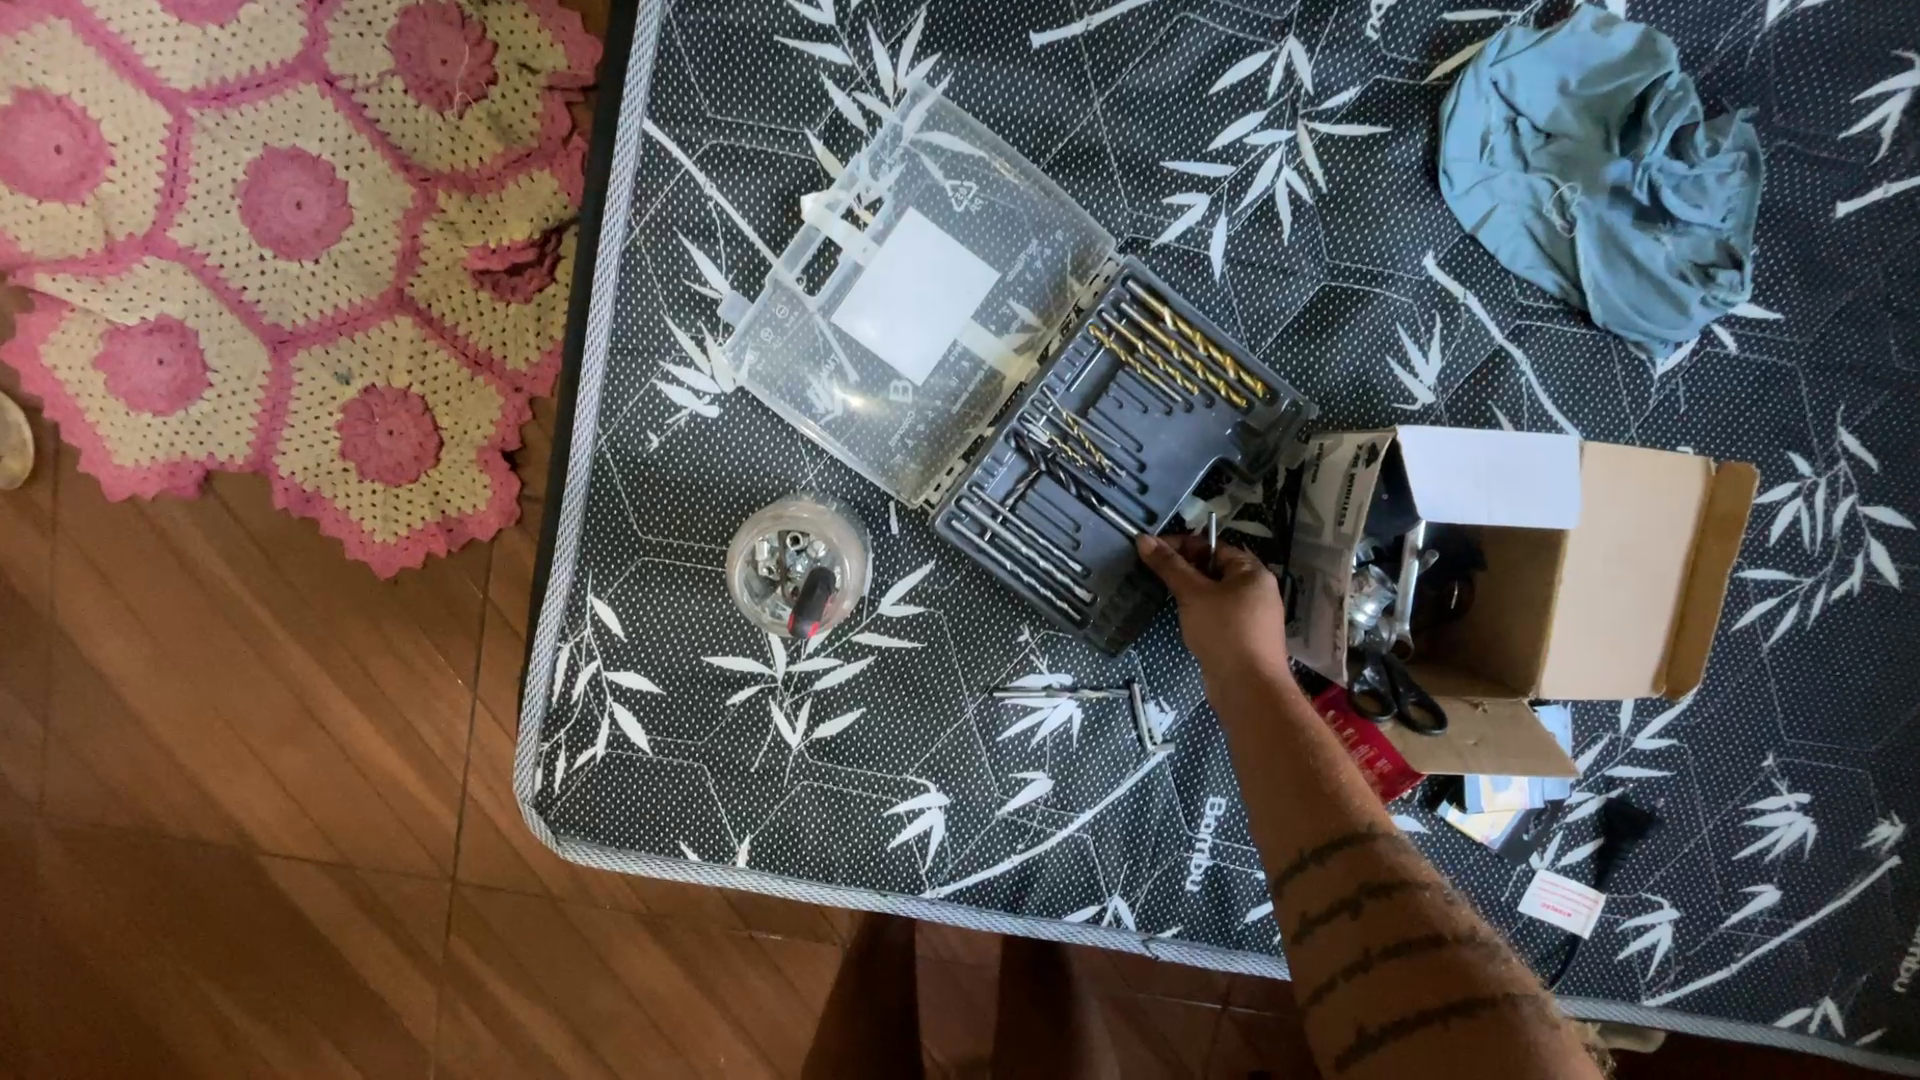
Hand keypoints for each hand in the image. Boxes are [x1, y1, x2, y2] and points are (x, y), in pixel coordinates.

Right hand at [1135, 534, 1292, 691]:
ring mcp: (1251, 615)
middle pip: (1213, 568)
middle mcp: (1256, 589)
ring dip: (1188, 590)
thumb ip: (1169, 566)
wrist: (1248, 687)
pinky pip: (1216, 613)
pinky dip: (1197, 611)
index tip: (1151, 550)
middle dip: (1182, 568)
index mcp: (1252, 571)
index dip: (1181, 545)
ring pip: (1213, 592)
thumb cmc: (1224, 632)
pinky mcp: (1242, 637)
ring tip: (1161, 591)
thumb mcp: (1193, 594)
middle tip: (1152, 571)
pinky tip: (1180, 617)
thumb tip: (1143, 539)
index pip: (1213, 546)